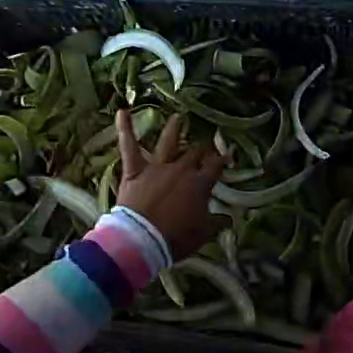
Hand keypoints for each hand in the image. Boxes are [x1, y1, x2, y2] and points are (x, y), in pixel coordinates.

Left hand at [115, 110, 224, 261]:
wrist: (142, 241)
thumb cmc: (175, 238)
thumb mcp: (202, 233)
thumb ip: (217, 222)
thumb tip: (230, 218)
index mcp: (200, 183)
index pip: (215, 166)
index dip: (222, 160)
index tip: (228, 156)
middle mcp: (181, 169)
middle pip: (195, 152)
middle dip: (202, 148)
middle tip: (205, 145)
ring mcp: (157, 167)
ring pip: (168, 142)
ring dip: (174, 128)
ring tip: (178, 117)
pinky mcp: (135, 171)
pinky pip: (129, 146)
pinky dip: (125, 128)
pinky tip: (122, 111)